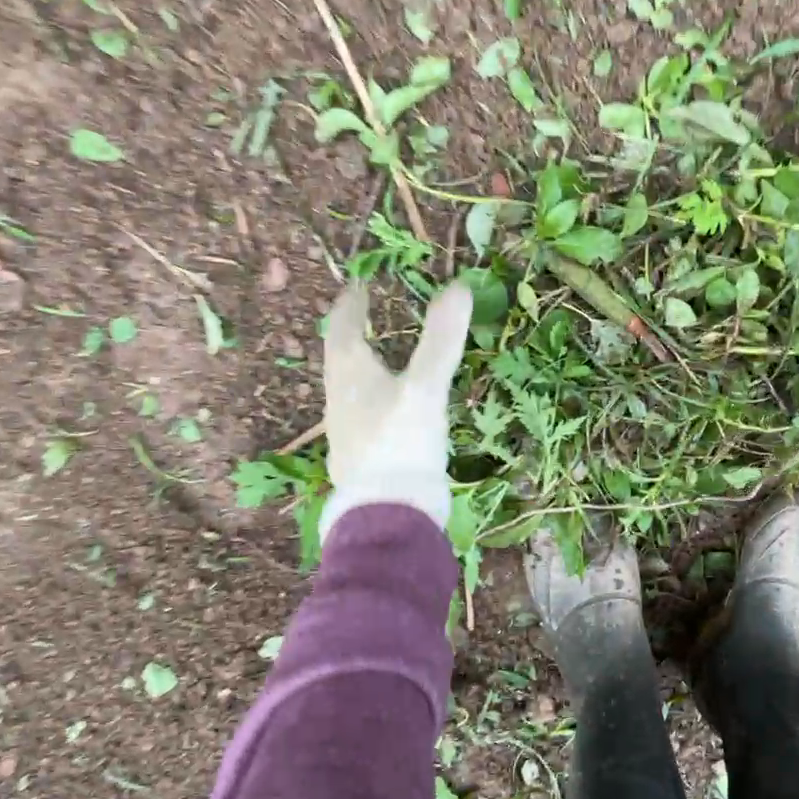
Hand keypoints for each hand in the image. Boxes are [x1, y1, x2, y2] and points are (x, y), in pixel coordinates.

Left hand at [320, 280, 472, 533]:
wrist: (388, 512)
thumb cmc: (401, 442)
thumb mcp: (427, 386)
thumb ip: (442, 339)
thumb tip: (460, 287)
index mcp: (348, 374)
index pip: (341, 328)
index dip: (350, 305)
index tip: (358, 286)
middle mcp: (338, 399)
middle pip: (340, 358)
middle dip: (352, 334)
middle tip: (365, 317)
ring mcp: (345, 431)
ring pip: (348, 388)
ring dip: (361, 367)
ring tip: (379, 357)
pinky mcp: (359, 457)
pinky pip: (361, 414)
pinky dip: (373, 397)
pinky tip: (389, 409)